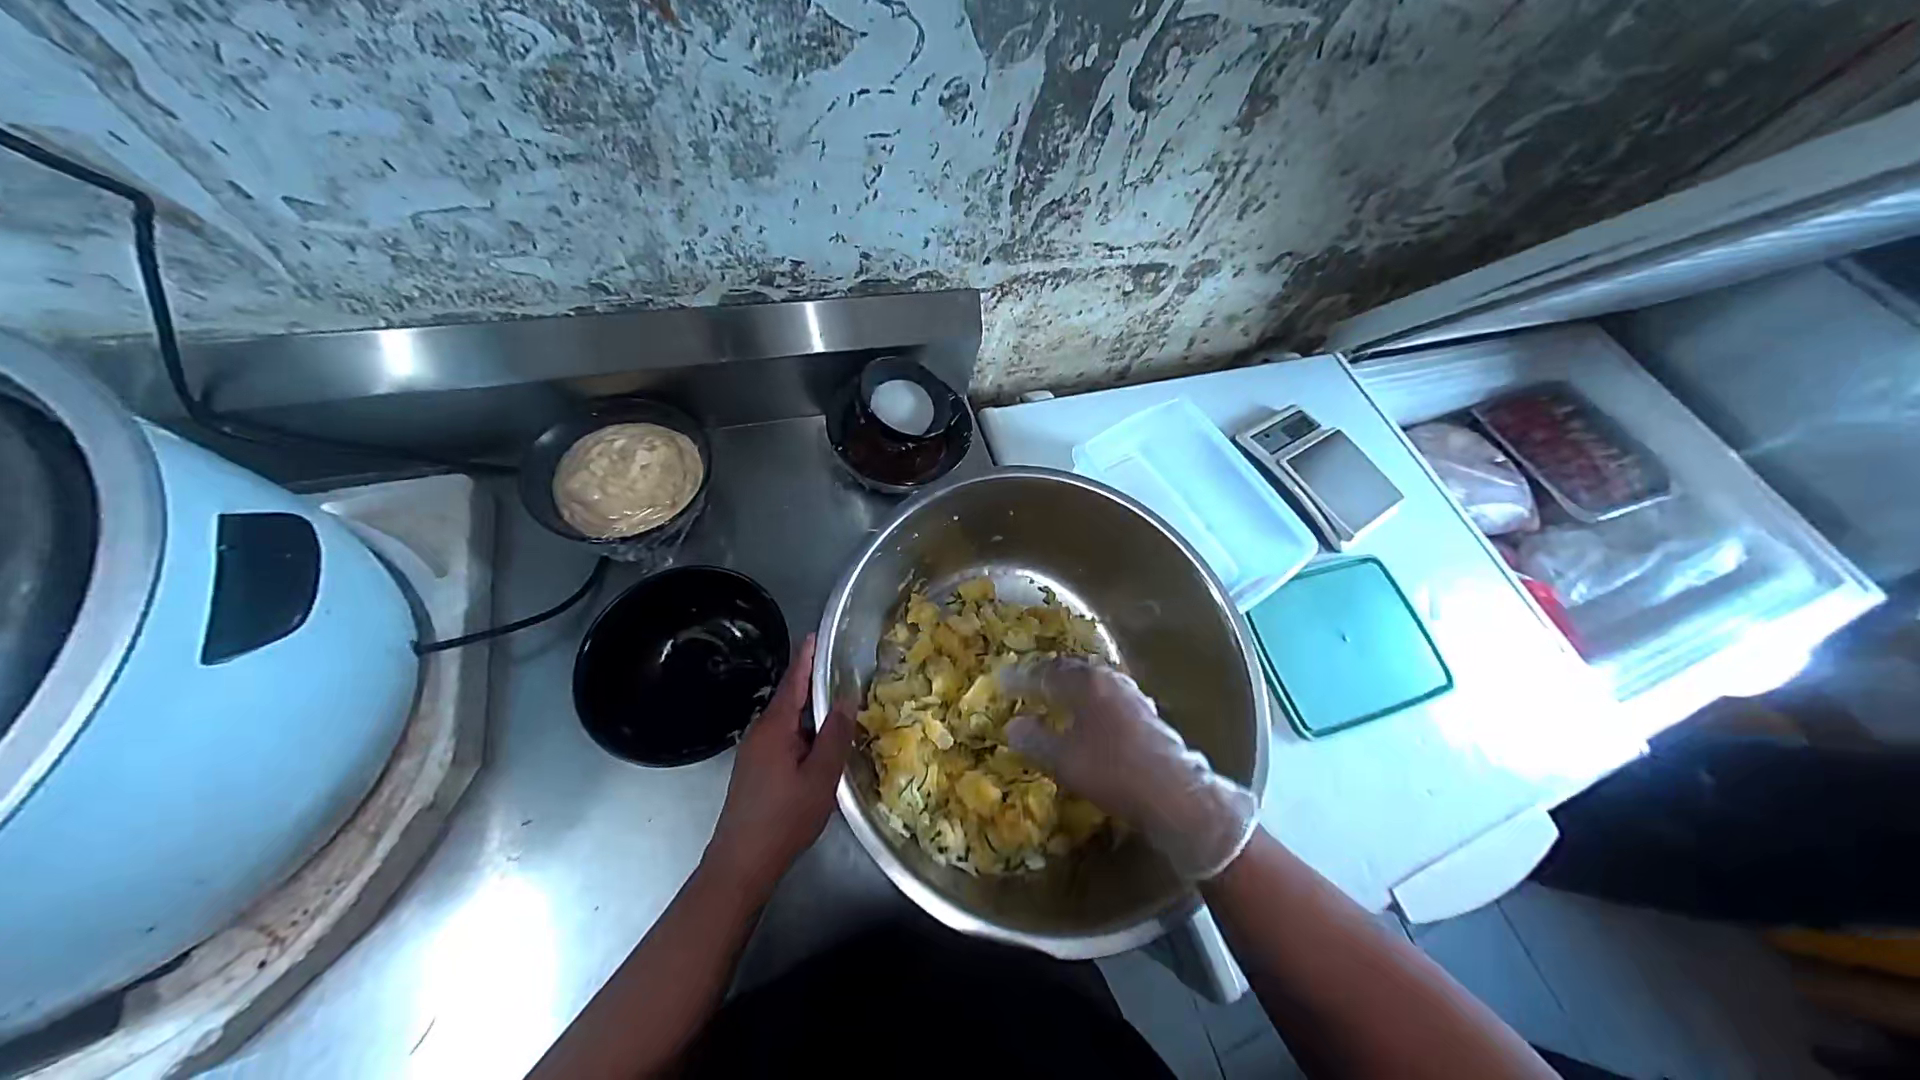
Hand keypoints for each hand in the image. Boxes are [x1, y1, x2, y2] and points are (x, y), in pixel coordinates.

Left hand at [704, 634, 855, 895]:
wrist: (740, 863)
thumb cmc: (784, 818)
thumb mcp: (820, 776)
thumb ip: (835, 736)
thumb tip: (845, 699)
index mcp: (775, 728)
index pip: (794, 682)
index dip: (807, 658)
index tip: (816, 635)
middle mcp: (760, 733)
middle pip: (791, 700)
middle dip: (815, 685)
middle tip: (843, 673)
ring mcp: (754, 753)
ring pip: (789, 723)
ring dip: (811, 714)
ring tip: (840, 707)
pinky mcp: (755, 771)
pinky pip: (784, 740)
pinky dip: (804, 734)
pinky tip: (820, 746)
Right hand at [1003, 657, 1258, 880]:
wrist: (1175, 795)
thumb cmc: (1112, 771)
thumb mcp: (1063, 759)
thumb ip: (1035, 739)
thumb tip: (1012, 726)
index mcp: (1087, 682)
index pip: (1046, 671)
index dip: (1022, 677)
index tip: (1002, 681)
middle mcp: (1110, 681)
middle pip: (1072, 671)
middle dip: (1047, 677)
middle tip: (1027, 685)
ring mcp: (1132, 697)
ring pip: (1093, 685)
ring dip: (1070, 690)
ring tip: (1053, 701)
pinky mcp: (1146, 717)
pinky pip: (1107, 700)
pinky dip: (1089, 704)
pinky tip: (1086, 721)